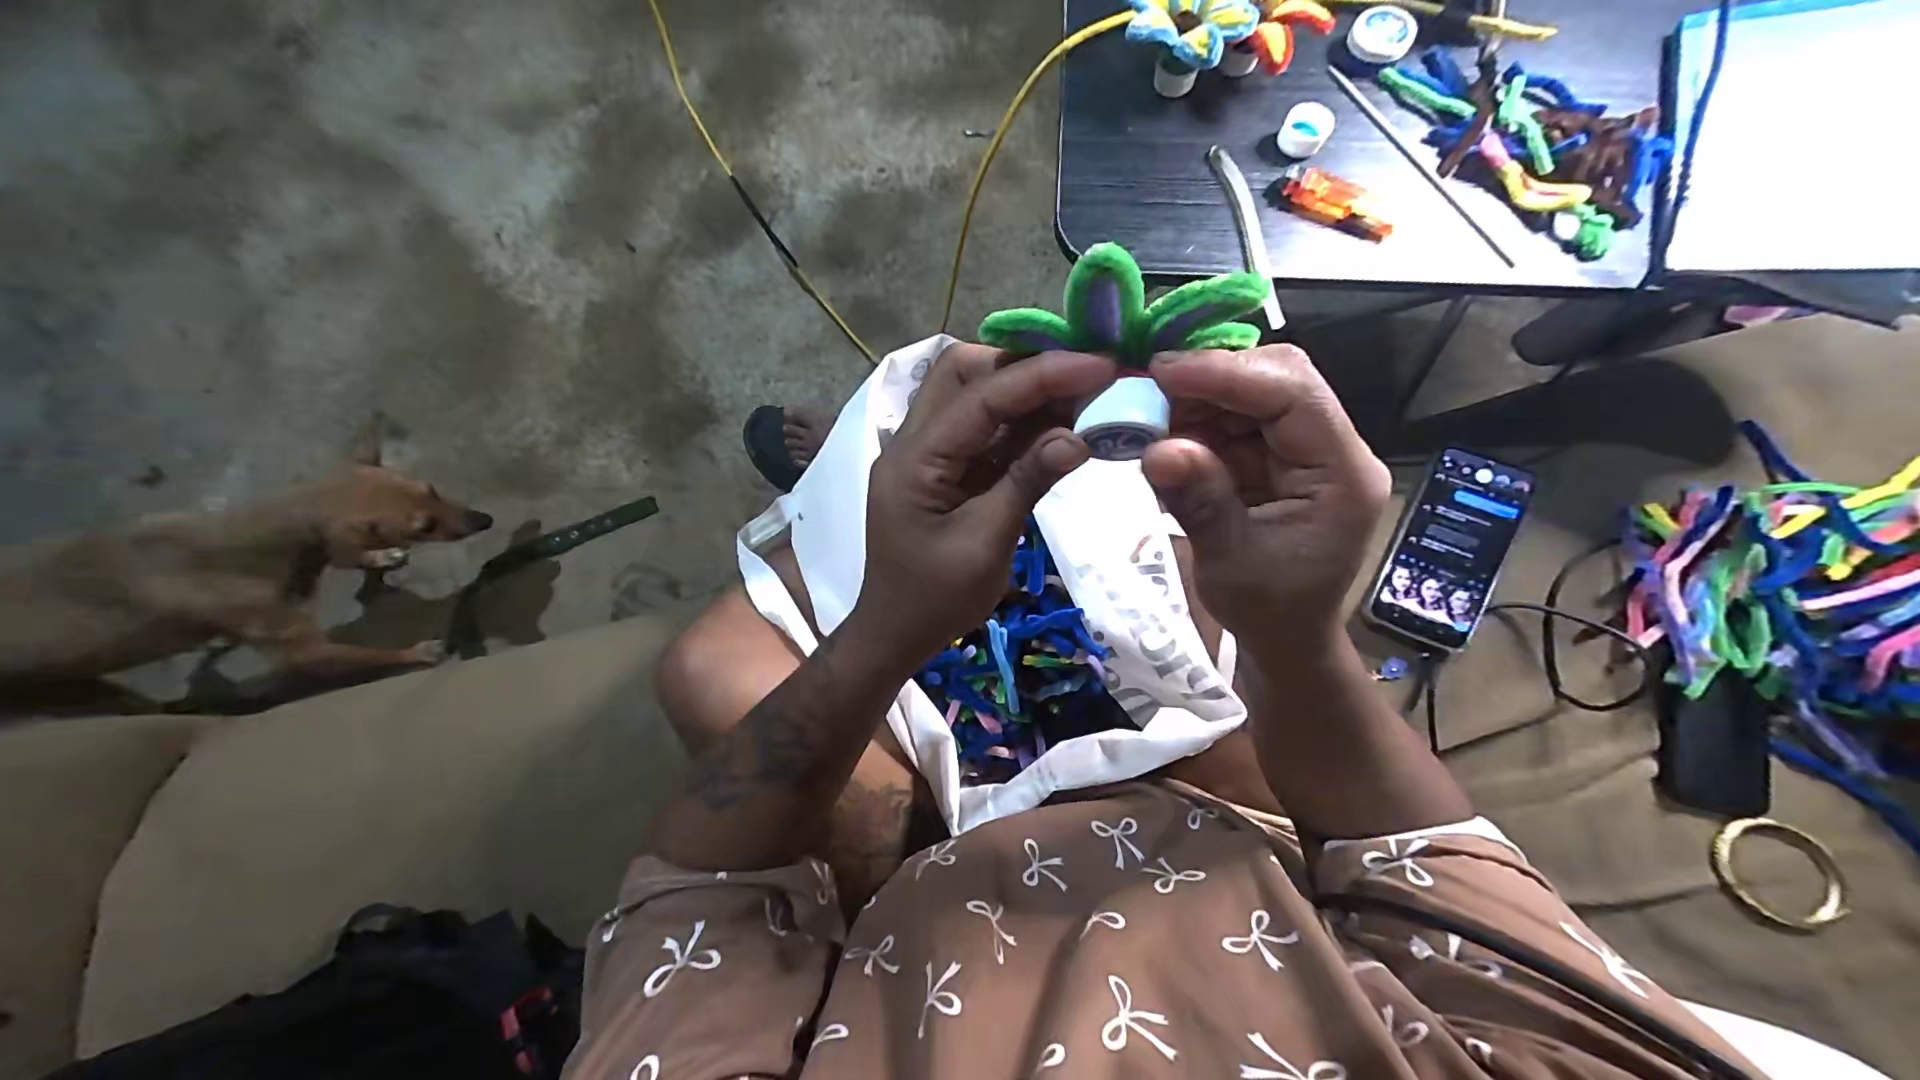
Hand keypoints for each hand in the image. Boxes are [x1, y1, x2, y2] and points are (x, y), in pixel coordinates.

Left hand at [847, 342, 1115, 666]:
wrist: (896, 632)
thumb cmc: (935, 599)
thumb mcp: (985, 545)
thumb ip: (1027, 483)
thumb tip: (1079, 438)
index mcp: (914, 459)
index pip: (979, 396)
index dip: (1040, 374)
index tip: (1098, 364)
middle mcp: (915, 442)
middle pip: (964, 373)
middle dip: (1024, 366)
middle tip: (1085, 375)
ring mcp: (928, 453)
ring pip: (974, 395)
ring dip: (1027, 391)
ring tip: (1085, 395)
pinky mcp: (946, 468)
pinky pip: (984, 430)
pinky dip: (1022, 423)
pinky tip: (1060, 425)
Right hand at [1142, 345, 1389, 653]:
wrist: (1286, 637)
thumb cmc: (1268, 610)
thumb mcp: (1230, 562)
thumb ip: (1199, 501)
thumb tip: (1155, 450)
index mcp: (1342, 474)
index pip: (1294, 396)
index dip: (1228, 375)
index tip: (1163, 372)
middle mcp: (1331, 449)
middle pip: (1279, 380)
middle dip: (1211, 380)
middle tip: (1148, 390)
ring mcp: (1304, 450)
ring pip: (1252, 394)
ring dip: (1197, 399)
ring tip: (1147, 415)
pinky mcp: (1277, 457)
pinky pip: (1235, 421)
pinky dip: (1196, 422)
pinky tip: (1164, 433)